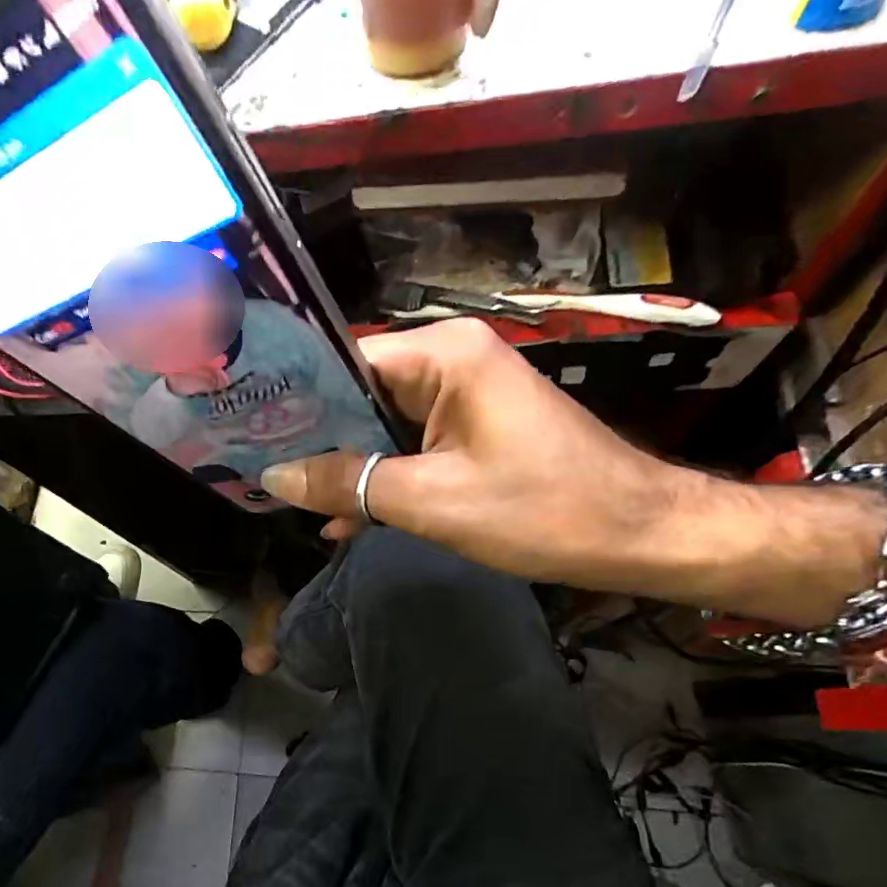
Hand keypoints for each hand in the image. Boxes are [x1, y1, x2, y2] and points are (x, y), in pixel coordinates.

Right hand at [258, 319, 707, 593]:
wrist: (638, 532)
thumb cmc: (543, 511)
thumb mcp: (434, 502)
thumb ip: (351, 484)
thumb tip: (275, 476)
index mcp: (445, 354)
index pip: (345, 362)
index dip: (296, 400)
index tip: (249, 433)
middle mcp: (455, 358)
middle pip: (364, 391)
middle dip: (318, 437)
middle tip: (257, 472)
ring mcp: (472, 391)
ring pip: (388, 422)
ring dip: (351, 464)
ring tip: (290, 500)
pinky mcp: (483, 424)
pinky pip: (419, 440)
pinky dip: (390, 474)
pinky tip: (349, 517)